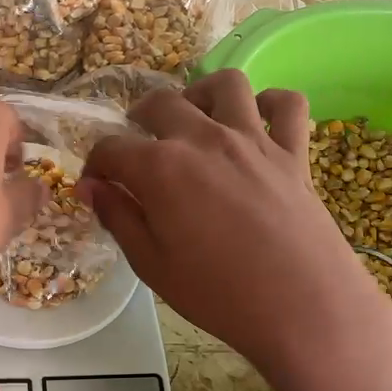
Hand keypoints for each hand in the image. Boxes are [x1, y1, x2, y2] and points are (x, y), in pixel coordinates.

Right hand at [78, 70, 391, 375]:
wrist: (301, 305)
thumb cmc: (216, 293)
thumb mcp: (151, 264)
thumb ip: (118, 217)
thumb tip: (90, 188)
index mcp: (160, 168)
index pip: (111, 149)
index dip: (95, 166)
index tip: (94, 187)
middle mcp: (204, 139)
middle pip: (161, 103)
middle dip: (138, 118)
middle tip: (137, 147)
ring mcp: (253, 140)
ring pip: (225, 85)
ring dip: (200, 94)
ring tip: (194, 119)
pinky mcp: (294, 152)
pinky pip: (286, 105)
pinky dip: (269, 104)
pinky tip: (256, 123)